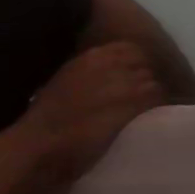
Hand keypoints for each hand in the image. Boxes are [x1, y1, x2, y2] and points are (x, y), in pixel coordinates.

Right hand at [18, 42, 163, 178]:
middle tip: (145, 96)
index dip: (136, 64)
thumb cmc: (45, 119)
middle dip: (146, 79)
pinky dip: (155, 108)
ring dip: (153, 95)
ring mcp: (121, 84)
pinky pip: (153, 101)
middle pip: (144, 65)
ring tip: (149, 110)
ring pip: (152, 82)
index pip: (129, 49)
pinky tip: (150, 118)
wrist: (39, 144)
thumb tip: (104, 75)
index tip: (136, 77)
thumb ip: (86, 73)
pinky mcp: (129, 106)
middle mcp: (109, 64)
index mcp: (91, 57)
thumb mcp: (64, 82)